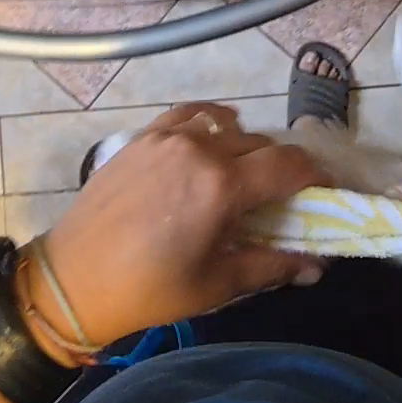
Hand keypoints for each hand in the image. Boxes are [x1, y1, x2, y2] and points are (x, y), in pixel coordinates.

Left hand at [39, 103, 327, 348]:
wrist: (76, 277)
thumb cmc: (150, 289)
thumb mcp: (217, 284)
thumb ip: (272, 266)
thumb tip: (316, 266)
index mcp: (221, 185)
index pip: (288, 165)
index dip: (316, 175)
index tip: (325, 189)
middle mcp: (199, 148)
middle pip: (260, 144)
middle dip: (279, 168)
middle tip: (280, 197)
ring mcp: (167, 135)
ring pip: (226, 127)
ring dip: (244, 147)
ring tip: (240, 175)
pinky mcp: (144, 134)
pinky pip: (189, 113)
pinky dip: (210, 121)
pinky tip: (212, 138)